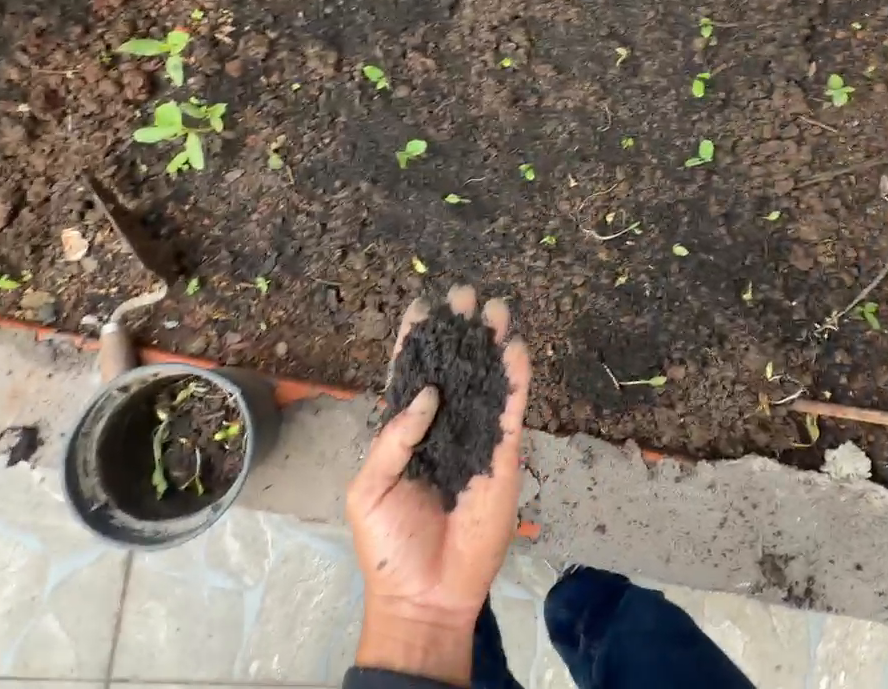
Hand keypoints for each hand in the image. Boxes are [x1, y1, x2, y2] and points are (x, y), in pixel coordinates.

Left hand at [348, 285, 531, 685]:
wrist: (425, 593)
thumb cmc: (388, 545)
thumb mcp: (369, 489)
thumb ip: (394, 438)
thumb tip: (428, 393)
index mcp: (407, 432)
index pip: (412, 375)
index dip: (417, 341)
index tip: (422, 306)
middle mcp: (446, 425)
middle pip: (456, 367)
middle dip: (461, 331)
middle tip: (466, 295)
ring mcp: (477, 438)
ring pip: (488, 381)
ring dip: (493, 344)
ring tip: (497, 308)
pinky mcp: (504, 455)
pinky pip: (512, 411)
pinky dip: (516, 380)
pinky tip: (518, 349)